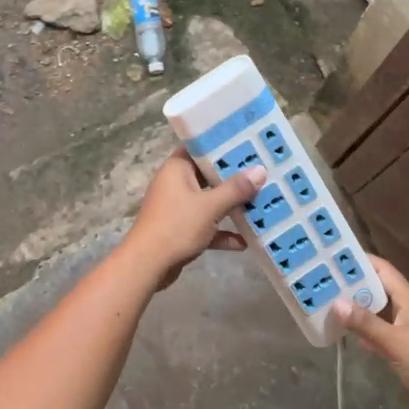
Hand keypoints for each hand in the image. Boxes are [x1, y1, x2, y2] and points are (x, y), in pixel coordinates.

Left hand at [122, 147, 263, 289]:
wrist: (147, 265)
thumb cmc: (177, 226)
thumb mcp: (210, 206)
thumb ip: (235, 189)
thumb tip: (260, 170)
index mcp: (177, 168)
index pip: (200, 147)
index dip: (222, 144)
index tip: (247, 143)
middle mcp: (175, 183)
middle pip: (207, 175)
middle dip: (233, 178)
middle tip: (261, 173)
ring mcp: (177, 207)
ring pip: (208, 202)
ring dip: (229, 206)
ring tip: (259, 204)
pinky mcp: (180, 230)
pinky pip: (205, 225)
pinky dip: (221, 232)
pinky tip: (244, 242)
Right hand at [332, 254, 408, 408]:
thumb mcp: (395, 342)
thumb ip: (366, 323)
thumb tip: (336, 302)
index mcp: (408, 299)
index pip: (382, 269)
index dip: (360, 260)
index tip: (334, 256)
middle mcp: (408, 309)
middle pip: (378, 288)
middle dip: (354, 284)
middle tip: (324, 281)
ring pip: (379, 311)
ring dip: (359, 308)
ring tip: (331, 303)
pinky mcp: (408, 348)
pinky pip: (383, 331)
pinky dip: (367, 330)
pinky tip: (350, 335)